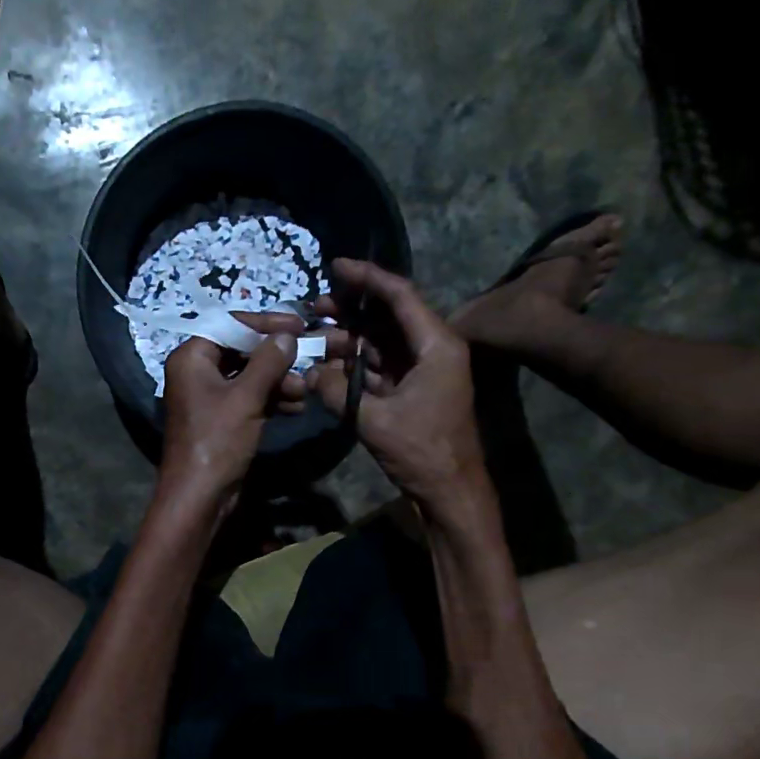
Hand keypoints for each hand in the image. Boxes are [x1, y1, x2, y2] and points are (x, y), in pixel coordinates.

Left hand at [159, 312, 305, 513]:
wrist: (200, 495)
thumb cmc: (218, 440)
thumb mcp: (246, 397)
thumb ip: (268, 361)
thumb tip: (287, 336)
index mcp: (191, 357)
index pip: (230, 324)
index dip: (266, 322)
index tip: (299, 324)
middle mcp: (196, 371)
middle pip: (241, 349)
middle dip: (275, 357)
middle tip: (307, 358)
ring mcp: (208, 396)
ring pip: (248, 375)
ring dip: (277, 380)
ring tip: (303, 390)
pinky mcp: (220, 417)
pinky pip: (247, 396)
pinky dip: (270, 398)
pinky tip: (295, 406)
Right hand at [308, 260, 487, 507]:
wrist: (450, 492)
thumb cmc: (422, 452)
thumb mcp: (374, 420)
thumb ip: (337, 392)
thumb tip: (309, 374)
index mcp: (436, 346)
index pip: (400, 297)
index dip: (367, 278)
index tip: (336, 266)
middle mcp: (432, 350)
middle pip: (388, 317)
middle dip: (351, 311)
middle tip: (315, 307)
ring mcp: (422, 372)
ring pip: (381, 344)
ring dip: (349, 340)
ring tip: (315, 337)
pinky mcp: (411, 392)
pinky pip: (379, 368)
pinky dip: (355, 366)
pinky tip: (328, 367)